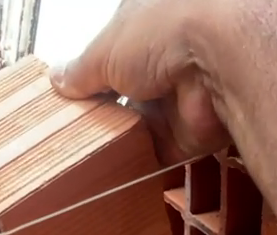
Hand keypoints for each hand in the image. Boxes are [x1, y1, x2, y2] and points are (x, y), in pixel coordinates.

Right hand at [49, 0, 250, 161]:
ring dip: (118, 137)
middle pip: (127, 91)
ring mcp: (178, 97)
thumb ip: (82, 69)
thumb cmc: (167, 30)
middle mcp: (166, 57)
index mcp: (148, 23)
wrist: (218, 59)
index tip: (70, 94)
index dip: (93, 70)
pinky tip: (111, 171)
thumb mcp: (107, 47)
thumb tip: (58, 78)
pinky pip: (156, 154)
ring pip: (140, 125)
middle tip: (75, 129)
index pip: (115, 49)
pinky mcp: (187, 134)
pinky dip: (136, 164)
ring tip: (87, 151)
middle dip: (103, 109)